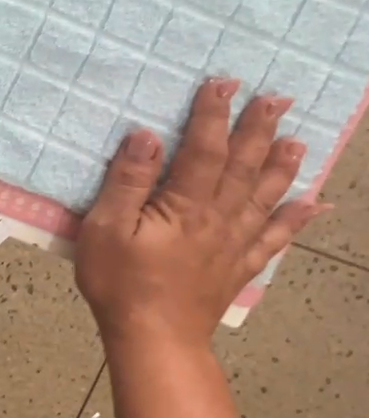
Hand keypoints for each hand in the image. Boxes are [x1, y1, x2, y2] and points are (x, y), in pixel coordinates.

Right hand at [75, 78, 326, 352]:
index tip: (222, 84)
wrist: (154, 333)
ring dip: (281, 165)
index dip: (212, 116)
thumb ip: (128, 181)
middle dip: (256, 130)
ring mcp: (235, 243)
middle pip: (242, 167)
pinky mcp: (239, 264)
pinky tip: (312, 203)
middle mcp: (220, 219)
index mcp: (186, 206)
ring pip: (265, 195)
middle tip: (275, 98)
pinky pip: (275, 236)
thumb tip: (147, 136)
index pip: (203, 151)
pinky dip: (296, 217)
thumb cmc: (118, 276)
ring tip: (297, 137)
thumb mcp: (106, 225)